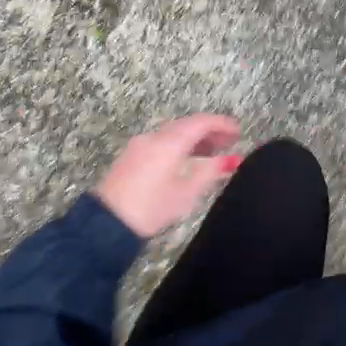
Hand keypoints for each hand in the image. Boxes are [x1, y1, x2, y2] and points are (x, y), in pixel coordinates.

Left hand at [94, 114, 242, 237]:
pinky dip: (179, 144)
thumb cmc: (152, 208)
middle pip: (186, 125)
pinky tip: (187, 159)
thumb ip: (210, 173)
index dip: (221, 124)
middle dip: (209, 131)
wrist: (107, 223)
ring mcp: (140, 144)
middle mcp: (154, 136)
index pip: (200, 122)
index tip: (238, 131)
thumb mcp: (186, 194)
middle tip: (229, 142)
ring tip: (212, 152)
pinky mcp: (132, 155)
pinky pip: (162, 141)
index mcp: (169, 142)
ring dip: (194, 138)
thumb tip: (231, 160)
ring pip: (173, 132)